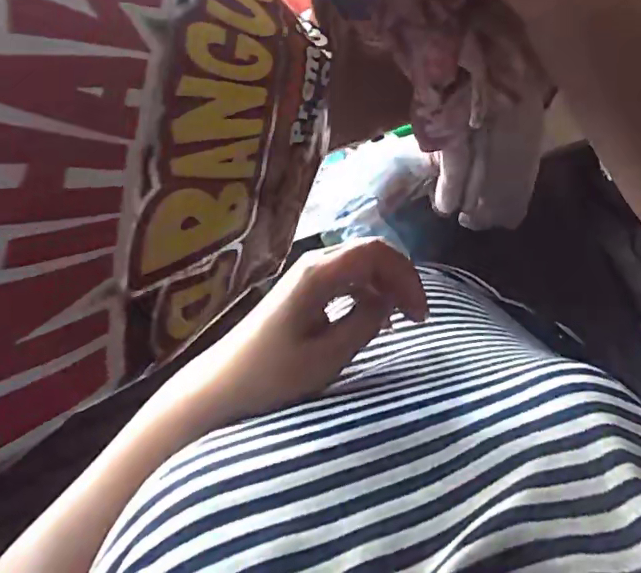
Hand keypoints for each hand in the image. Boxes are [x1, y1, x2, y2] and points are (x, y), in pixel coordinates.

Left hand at [155, 239, 428, 429]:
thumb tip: (390, 299)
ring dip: (386, 285)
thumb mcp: (326, 357)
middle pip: (371, 253)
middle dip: (400, 278)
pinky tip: (376, 317)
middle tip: (418, 317)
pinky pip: (347, 278)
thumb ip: (365, 322)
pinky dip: (369, 292)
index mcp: (318, 273)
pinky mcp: (303, 290)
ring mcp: (307, 275)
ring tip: (402, 320)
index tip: (420, 314)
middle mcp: (314, 263)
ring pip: (360, 264)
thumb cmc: (270, 376)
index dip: (405, 275)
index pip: (376, 251)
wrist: (220, 388)